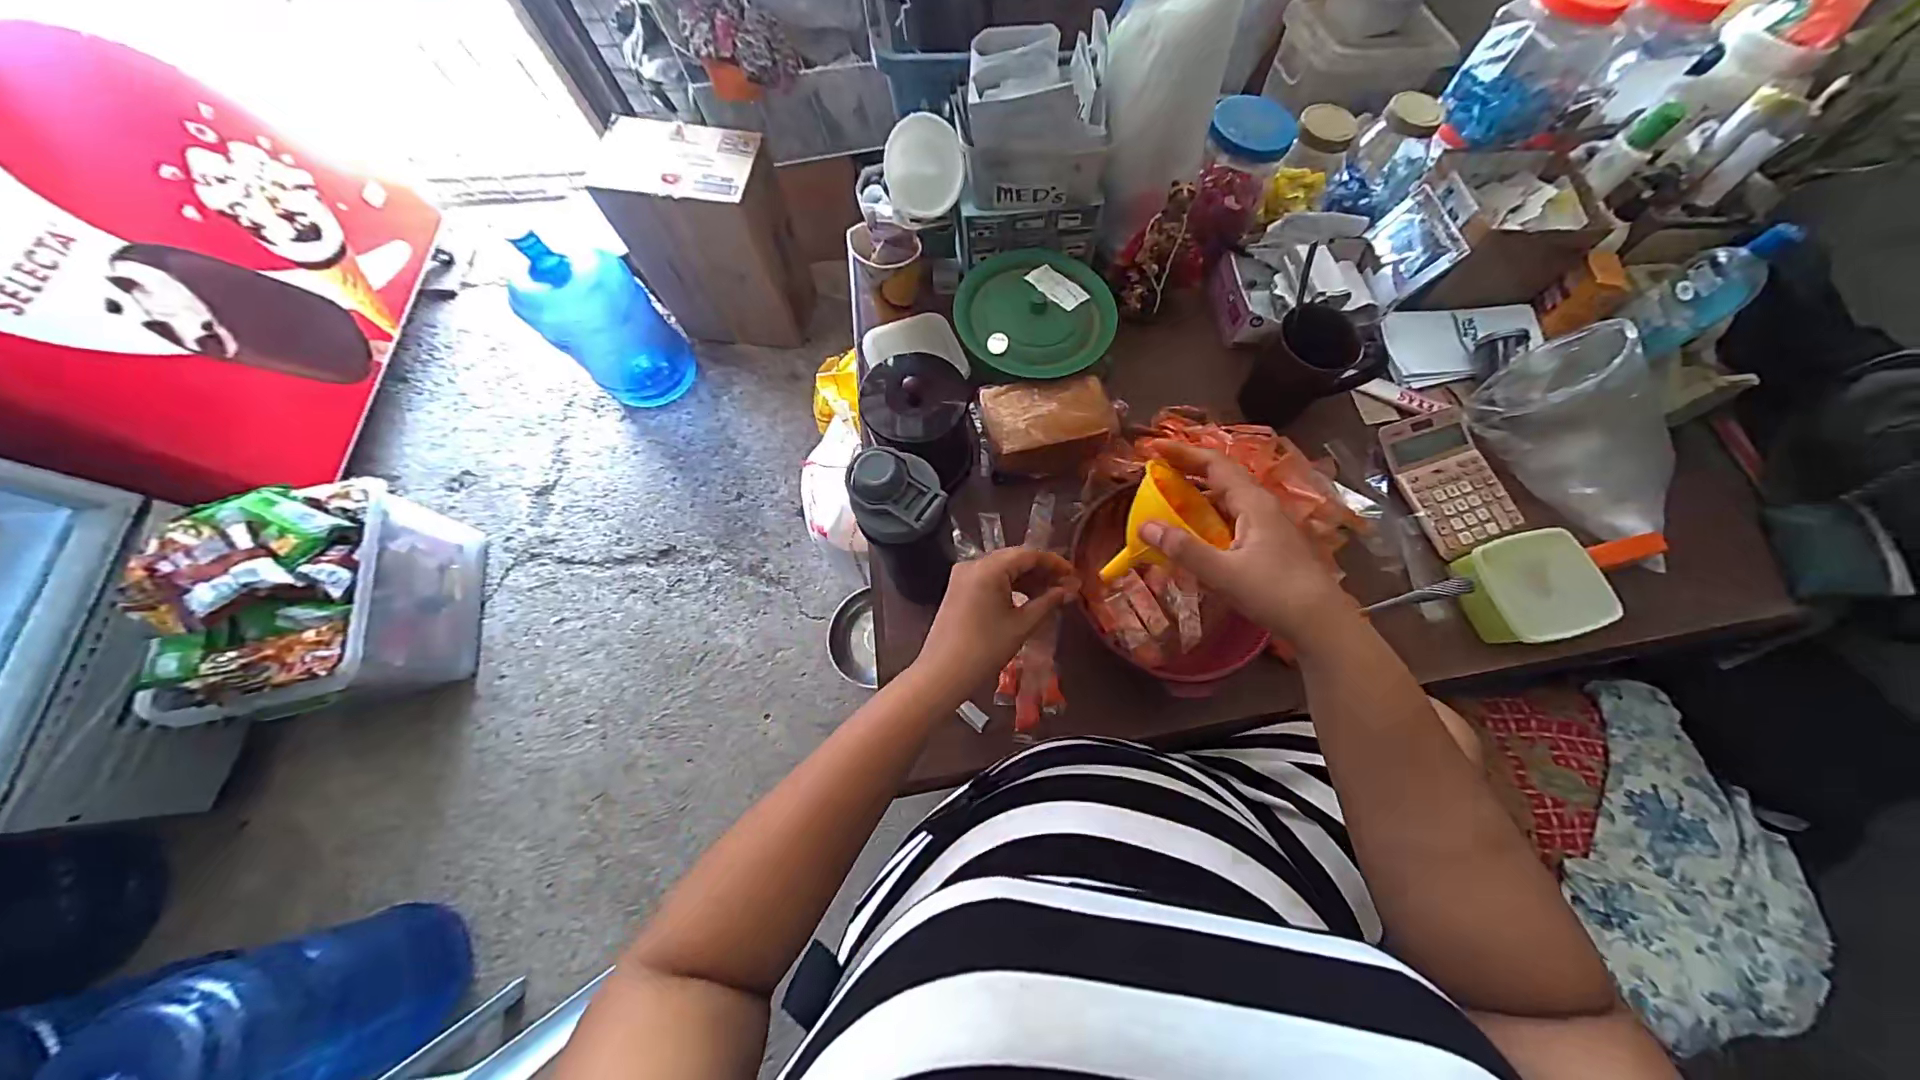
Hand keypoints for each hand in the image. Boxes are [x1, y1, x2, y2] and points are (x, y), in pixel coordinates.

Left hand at [910, 546, 1077, 698]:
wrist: (943, 673)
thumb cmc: (985, 648)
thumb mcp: (1022, 625)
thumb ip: (1048, 602)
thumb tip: (1069, 590)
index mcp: (989, 567)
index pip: (1029, 554)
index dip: (1055, 563)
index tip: (1074, 575)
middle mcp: (973, 564)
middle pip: (1014, 558)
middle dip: (1041, 571)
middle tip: (1065, 587)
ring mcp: (962, 576)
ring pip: (1002, 569)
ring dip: (1026, 579)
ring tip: (1050, 595)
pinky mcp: (958, 589)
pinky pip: (989, 579)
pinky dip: (1009, 586)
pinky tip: (1026, 599)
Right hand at [1138, 440, 1354, 641]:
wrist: (1321, 622)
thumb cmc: (1274, 592)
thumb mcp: (1223, 573)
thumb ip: (1184, 549)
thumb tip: (1146, 526)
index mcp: (1253, 503)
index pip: (1214, 463)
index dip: (1182, 452)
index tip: (1153, 447)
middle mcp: (1262, 506)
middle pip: (1220, 477)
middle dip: (1186, 470)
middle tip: (1154, 472)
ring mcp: (1267, 525)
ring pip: (1226, 499)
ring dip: (1196, 495)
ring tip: (1167, 499)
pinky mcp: (1268, 543)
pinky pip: (1231, 518)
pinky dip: (1207, 516)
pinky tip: (1194, 532)